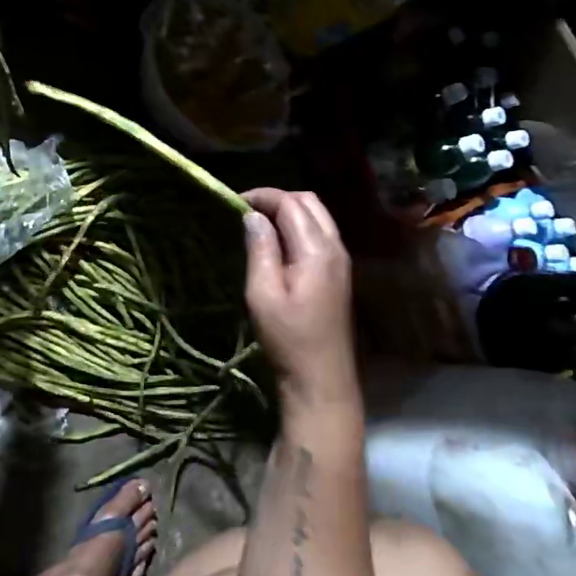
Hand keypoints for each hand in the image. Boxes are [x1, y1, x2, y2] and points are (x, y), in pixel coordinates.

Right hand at [242, 189, 356, 407]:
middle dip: (278, 199)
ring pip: (318, 217)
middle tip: (247, 211)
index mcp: (317, 249)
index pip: (291, 204)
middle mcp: (335, 247)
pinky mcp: (340, 273)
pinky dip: (300, 227)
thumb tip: (253, 216)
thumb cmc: (288, 339)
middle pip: (309, 203)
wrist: (322, 378)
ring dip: (290, 212)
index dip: (262, 197)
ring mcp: (341, 260)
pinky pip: (321, 234)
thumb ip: (260, 249)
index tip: (234, 203)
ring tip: (259, 224)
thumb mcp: (263, 294)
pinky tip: (279, 243)